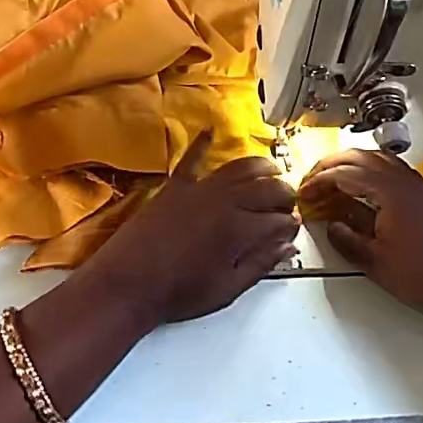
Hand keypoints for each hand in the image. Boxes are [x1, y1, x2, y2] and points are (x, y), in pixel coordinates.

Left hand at [83, 133, 299, 324]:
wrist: (129, 281)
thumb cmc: (179, 292)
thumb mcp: (228, 288)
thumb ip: (260, 264)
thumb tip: (288, 246)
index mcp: (241, 229)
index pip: (280, 220)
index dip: (291, 224)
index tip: (292, 230)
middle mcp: (226, 201)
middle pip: (267, 188)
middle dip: (285, 194)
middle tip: (288, 203)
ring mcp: (199, 189)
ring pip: (239, 167)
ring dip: (260, 167)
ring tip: (270, 170)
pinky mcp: (175, 185)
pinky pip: (192, 158)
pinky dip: (202, 143)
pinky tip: (210, 130)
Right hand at [300, 149, 422, 318]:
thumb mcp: (375, 262)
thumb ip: (347, 240)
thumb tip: (332, 228)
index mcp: (388, 190)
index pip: (343, 173)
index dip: (319, 181)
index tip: (305, 191)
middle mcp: (403, 180)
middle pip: (358, 156)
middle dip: (330, 165)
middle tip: (313, 178)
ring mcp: (416, 185)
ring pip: (375, 158)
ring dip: (350, 163)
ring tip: (333, 178)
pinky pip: (389, 168)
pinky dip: (369, 169)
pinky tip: (363, 187)